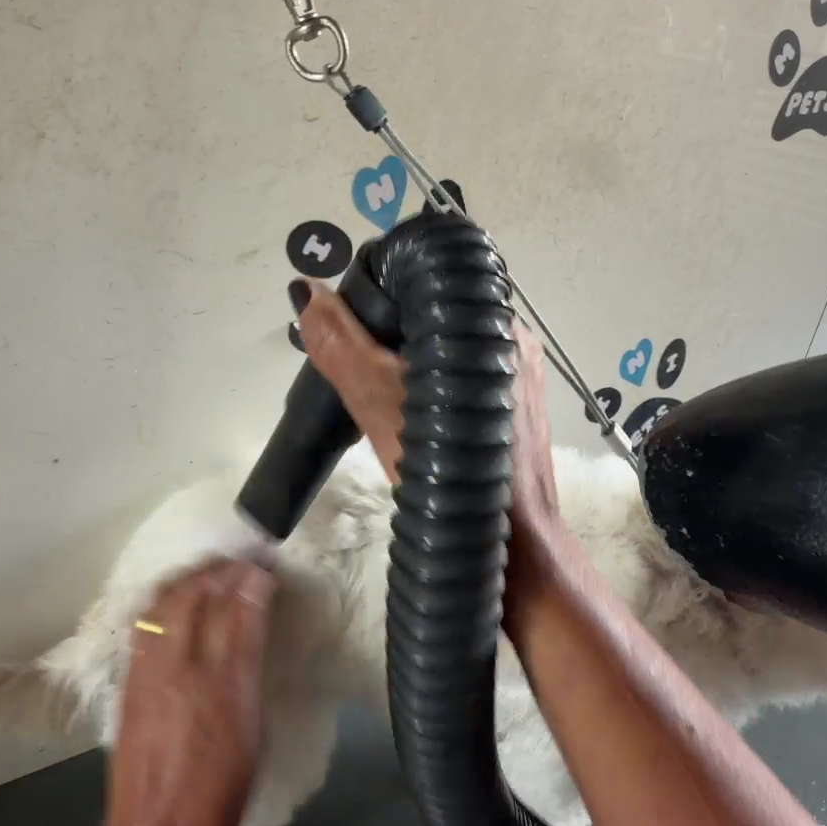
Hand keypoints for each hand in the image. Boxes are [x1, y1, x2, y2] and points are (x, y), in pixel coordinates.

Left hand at [106, 559, 276, 825]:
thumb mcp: (254, 729)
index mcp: (226, 687)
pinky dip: (163, 601)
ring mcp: (152, 673)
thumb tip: (255, 624)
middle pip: (201, 598)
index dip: (253, 582)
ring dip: (191, 579)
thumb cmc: (219, 784)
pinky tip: (173, 596)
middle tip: (240, 562)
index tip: (264, 568)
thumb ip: (252, 669)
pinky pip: (145, 624)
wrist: (160, 825)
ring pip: (169, 604)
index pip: (241, 613)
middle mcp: (186, 672)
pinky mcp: (129, 681)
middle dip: (222, 571)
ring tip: (209, 571)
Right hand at [292, 277, 560, 530]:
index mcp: (489, 318)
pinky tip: (413, 410)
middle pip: (434, 312)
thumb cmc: (443, 465)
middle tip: (357, 365)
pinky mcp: (519, 405)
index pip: (424, 278)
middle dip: (389, 331)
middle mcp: (512, 334)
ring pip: (448, 344)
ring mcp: (519, 372)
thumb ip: (339, 342)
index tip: (348, 325)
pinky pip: (465, 373)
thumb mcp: (375, 399)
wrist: (509, 547)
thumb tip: (307, 290)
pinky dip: (434, 381)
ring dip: (410, 359)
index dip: (378, 292)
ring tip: (378, 389)